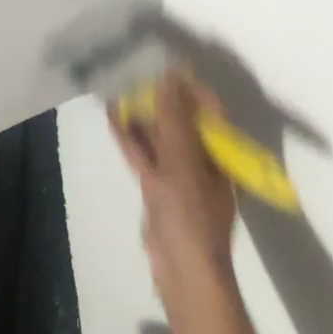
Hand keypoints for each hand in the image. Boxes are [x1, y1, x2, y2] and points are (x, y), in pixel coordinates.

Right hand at [109, 69, 238, 302]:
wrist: (182, 269)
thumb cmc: (190, 215)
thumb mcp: (182, 162)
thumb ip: (175, 119)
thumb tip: (170, 76)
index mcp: (219, 152)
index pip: (207, 110)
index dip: (187, 86)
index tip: (162, 64)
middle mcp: (201, 159)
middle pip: (181, 121)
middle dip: (159, 98)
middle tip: (133, 71)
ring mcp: (178, 175)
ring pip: (158, 137)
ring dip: (141, 116)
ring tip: (118, 88)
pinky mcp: (157, 189)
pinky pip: (144, 157)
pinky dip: (130, 139)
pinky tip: (114, 119)